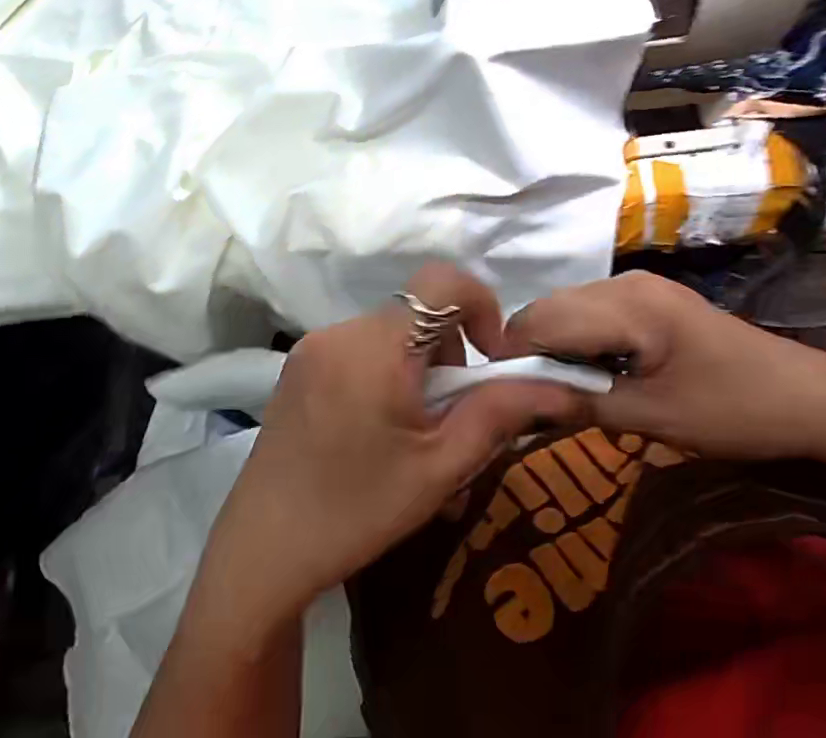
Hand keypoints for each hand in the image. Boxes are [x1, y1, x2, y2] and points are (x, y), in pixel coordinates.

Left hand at [202, 265, 584, 623]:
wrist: (265, 545)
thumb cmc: (358, 510)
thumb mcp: (441, 467)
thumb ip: (499, 413)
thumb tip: (559, 386)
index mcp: (374, 346)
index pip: (441, 281)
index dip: (482, 305)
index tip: (494, 360)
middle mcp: (338, 331)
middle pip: (416, 312)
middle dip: (451, 352)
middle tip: (454, 416)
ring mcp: (311, 347)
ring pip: (389, 334)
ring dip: (419, 367)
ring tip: (418, 434)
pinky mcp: (297, 367)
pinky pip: (358, 352)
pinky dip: (386, 373)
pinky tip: (381, 431)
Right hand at [503, 271, 825, 461]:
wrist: (821, 403)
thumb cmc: (738, 410)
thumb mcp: (653, 416)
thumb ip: (578, 403)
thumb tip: (513, 402)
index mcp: (626, 305)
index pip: (536, 322)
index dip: (512, 360)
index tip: (506, 400)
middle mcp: (623, 283)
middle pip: (544, 311)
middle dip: (529, 354)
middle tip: (536, 401)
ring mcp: (637, 287)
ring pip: (563, 311)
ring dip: (553, 349)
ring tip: (566, 392)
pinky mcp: (648, 299)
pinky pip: (589, 314)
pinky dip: (577, 343)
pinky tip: (594, 375)